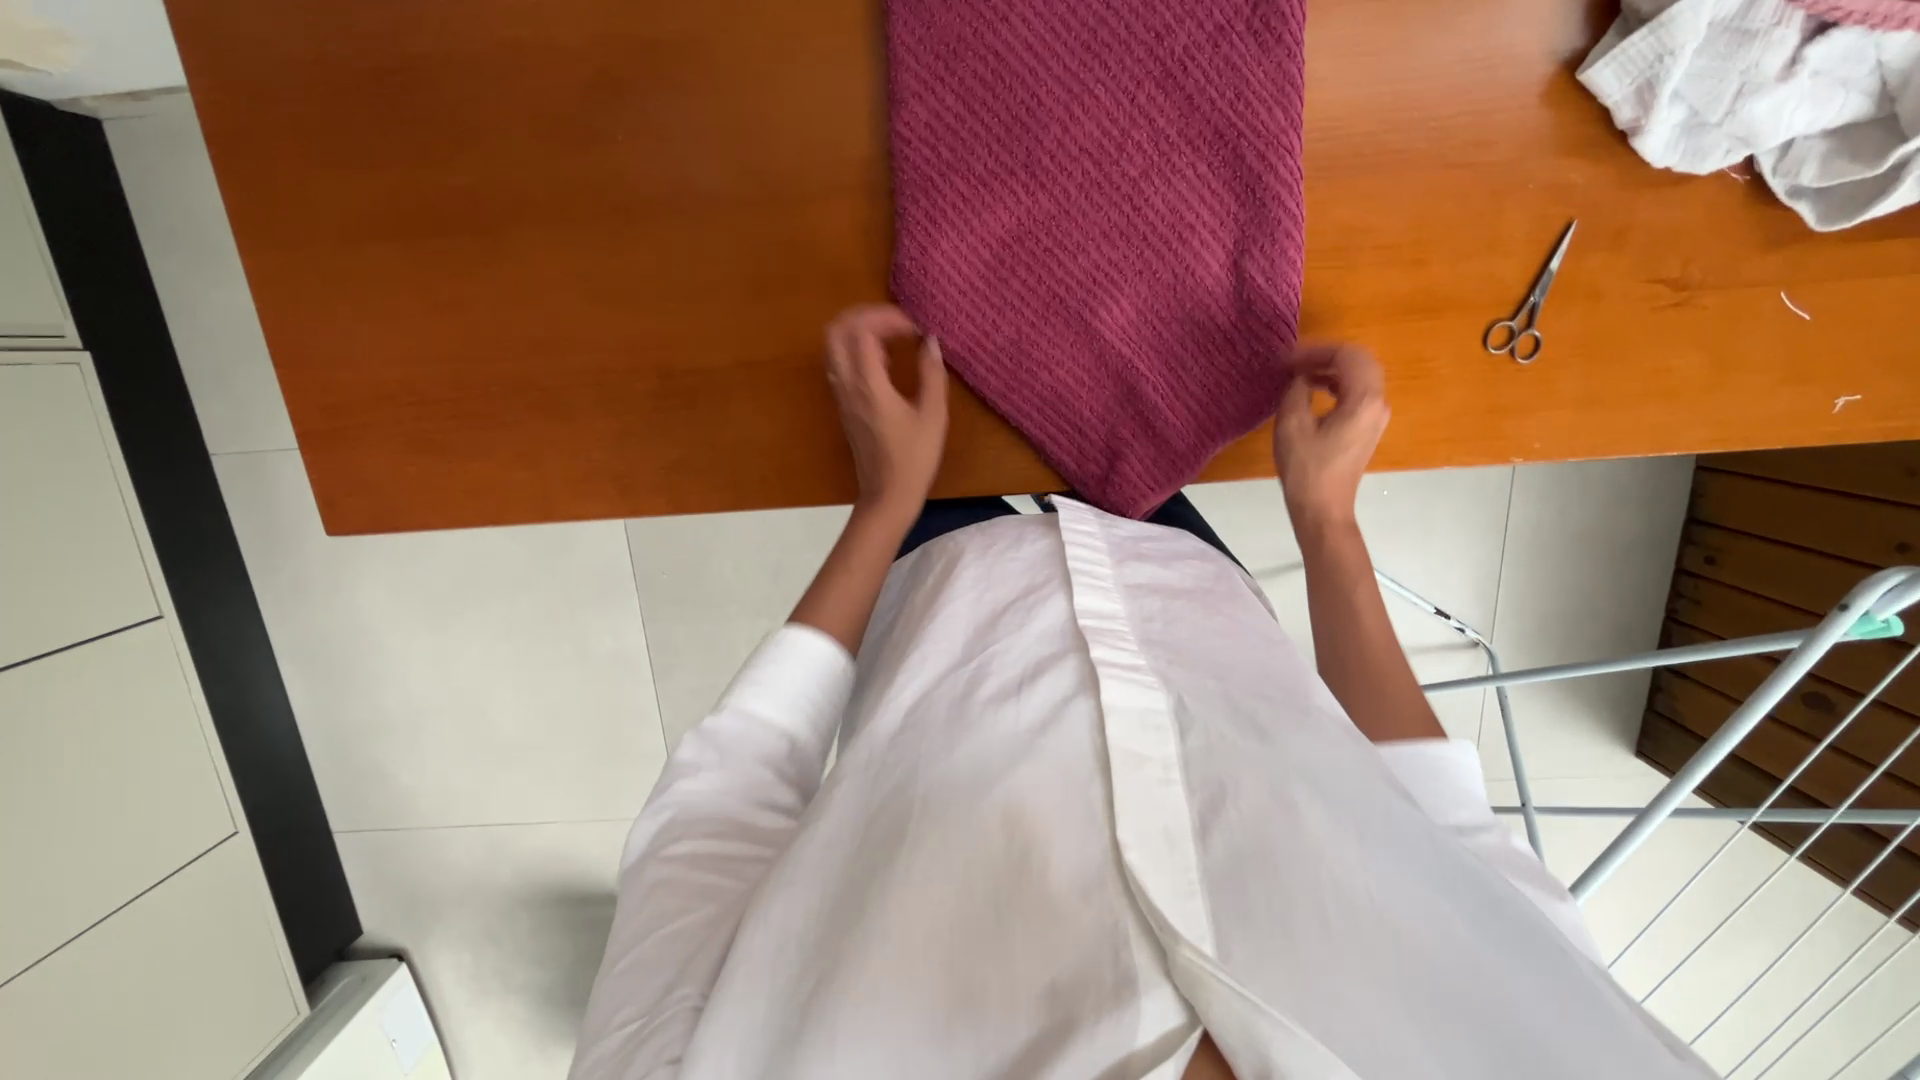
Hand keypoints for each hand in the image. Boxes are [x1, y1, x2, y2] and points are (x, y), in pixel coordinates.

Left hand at [825, 304, 948, 525]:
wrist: (887, 495)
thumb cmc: (914, 459)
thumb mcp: (933, 416)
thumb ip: (932, 373)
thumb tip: (931, 342)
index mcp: (868, 384)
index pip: (862, 330)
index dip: (887, 317)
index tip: (914, 328)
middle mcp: (847, 385)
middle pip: (837, 330)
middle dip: (865, 316)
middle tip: (896, 323)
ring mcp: (841, 396)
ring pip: (834, 347)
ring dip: (859, 332)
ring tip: (893, 340)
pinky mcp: (844, 406)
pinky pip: (840, 365)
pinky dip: (858, 351)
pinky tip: (886, 364)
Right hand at [1272, 343, 1389, 525]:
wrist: (1323, 508)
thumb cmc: (1306, 469)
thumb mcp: (1292, 424)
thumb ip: (1297, 390)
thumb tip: (1301, 377)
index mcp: (1364, 399)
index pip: (1347, 355)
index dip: (1316, 351)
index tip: (1287, 359)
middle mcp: (1378, 403)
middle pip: (1359, 360)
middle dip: (1326, 355)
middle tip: (1294, 362)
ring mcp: (1376, 415)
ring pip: (1361, 375)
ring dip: (1332, 368)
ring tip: (1300, 373)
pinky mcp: (1368, 427)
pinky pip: (1358, 392)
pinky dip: (1337, 383)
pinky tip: (1313, 390)